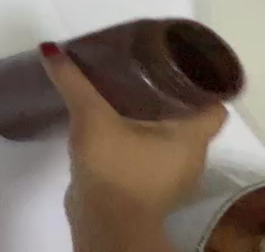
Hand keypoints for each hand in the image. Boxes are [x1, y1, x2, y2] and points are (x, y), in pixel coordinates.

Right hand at [44, 42, 225, 251]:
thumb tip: (51, 48)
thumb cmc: (115, 166)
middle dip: (164, 90)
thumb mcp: (91, 116)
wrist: (107, 218)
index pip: (213, 106)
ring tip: (113, 86)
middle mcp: (189, 156)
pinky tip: (103, 117)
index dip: (200, 82)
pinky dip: (131, 128)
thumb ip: (72, 82)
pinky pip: (145, 144)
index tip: (174, 60)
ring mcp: (167, 171)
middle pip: (186, 116)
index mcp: (191, 139)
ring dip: (144, 110)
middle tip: (134, 64)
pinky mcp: (145, 179)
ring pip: (164, 131)